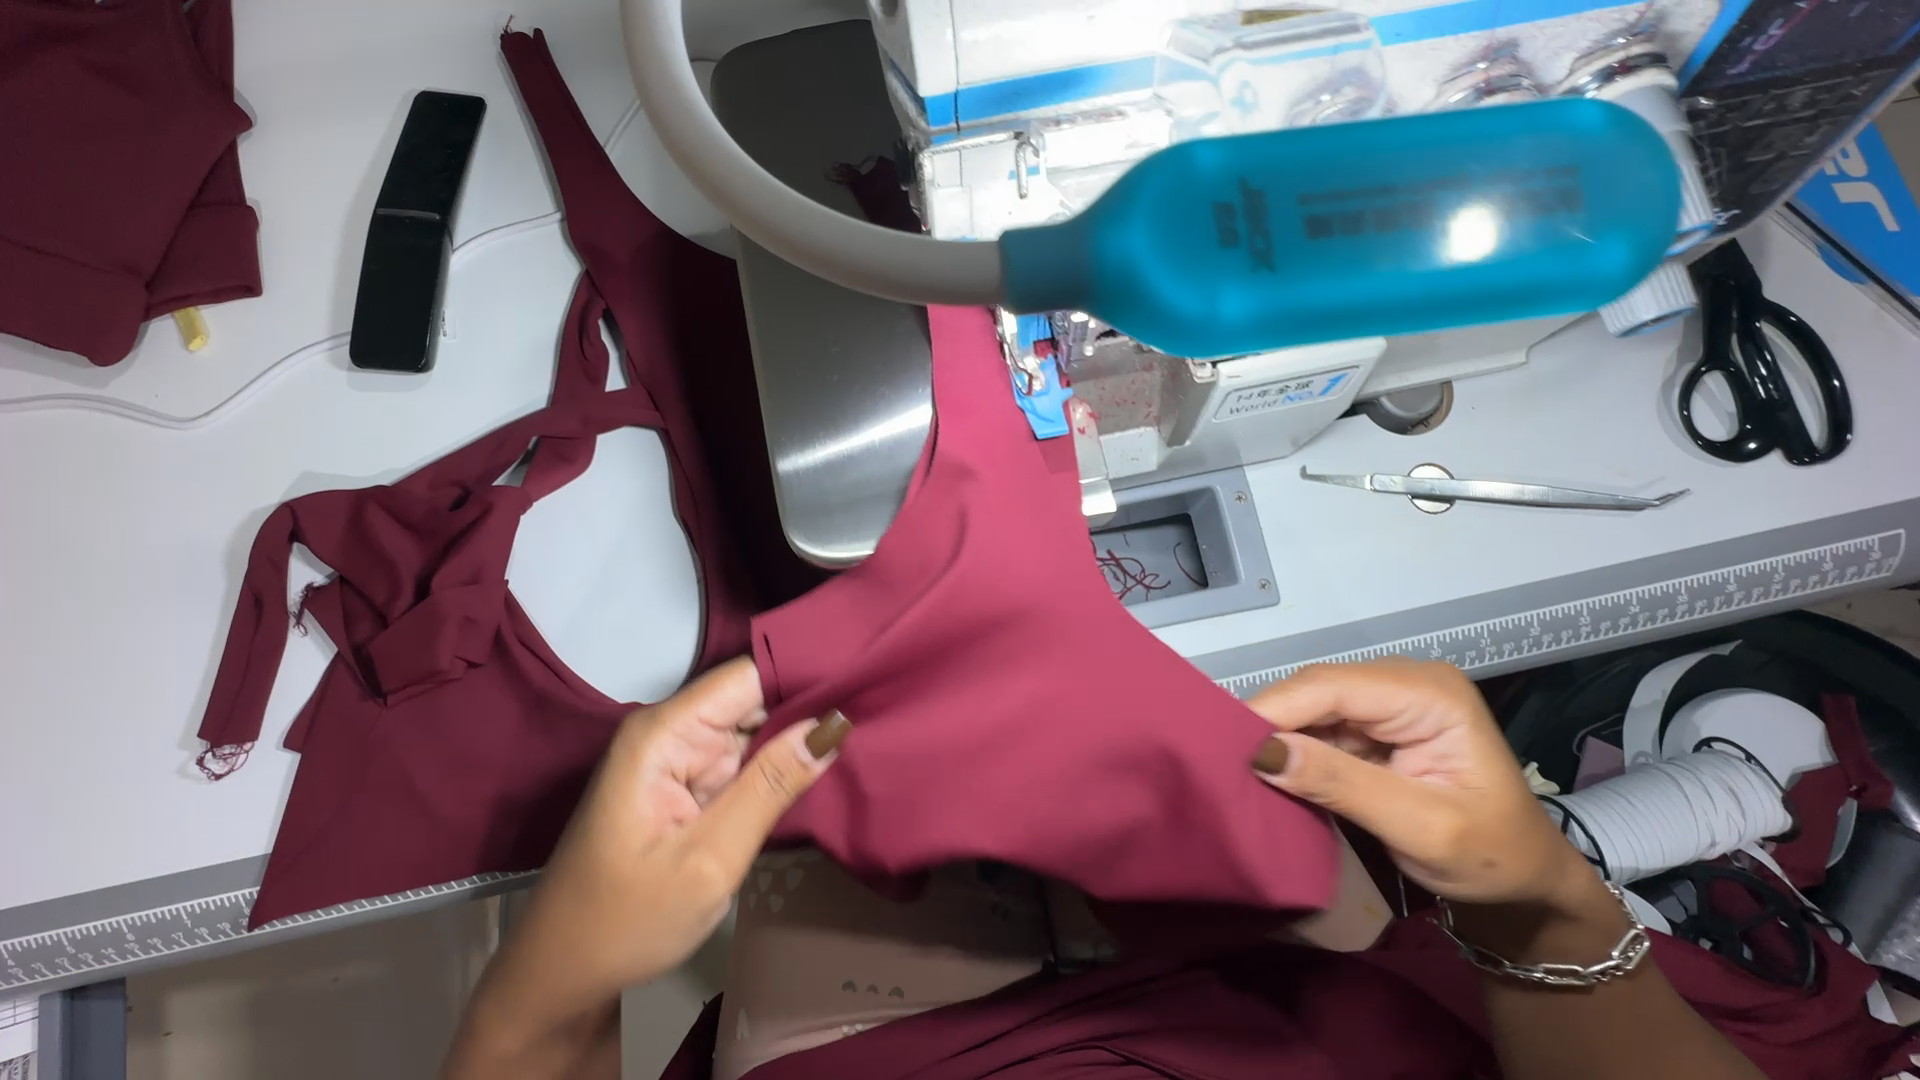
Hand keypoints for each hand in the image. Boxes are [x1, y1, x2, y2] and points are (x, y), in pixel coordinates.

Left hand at [540, 657, 848, 990]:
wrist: (563, 976)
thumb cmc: (627, 921)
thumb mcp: (709, 858)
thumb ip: (772, 786)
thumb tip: (833, 723)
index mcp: (664, 733)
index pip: (748, 676)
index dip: (805, 675)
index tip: (865, 682)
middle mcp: (671, 731)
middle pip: (755, 698)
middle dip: (809, 709)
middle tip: (875, 717)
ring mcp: (679, 758)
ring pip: (755, 729)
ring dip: (799, 740)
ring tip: (861, 740)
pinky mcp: (688, 785)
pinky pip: (744, 760)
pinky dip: (779, 768)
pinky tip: (823, 769)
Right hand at [1248, 659, 1593, 907]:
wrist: (1524, 885)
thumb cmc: (1492, 857)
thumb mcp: (1421, 827)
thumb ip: (1342, 784)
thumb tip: (1262, 753)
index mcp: (1429, 693)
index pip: (1331, 686)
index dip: (1274, 710)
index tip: (1225, 746)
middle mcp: (1402, 683)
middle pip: (1314, 690)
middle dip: (1269, 722)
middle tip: (1222, 759)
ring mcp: (1386, 703)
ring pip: (1308, 707)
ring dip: (1275, 737)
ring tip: (1236, 766)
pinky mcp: (1372, 726)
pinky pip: (1316, 727)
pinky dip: (1291, 750)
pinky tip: (1268, 770)